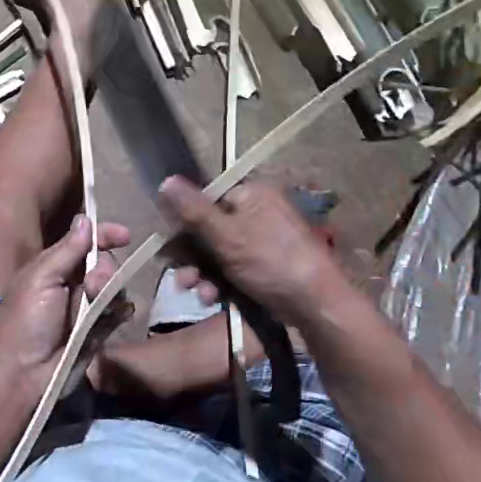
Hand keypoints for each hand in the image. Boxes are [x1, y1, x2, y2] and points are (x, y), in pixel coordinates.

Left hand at [0, 215, 129, 395]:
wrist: (25, 375)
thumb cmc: (25, 323)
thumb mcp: (40, 279)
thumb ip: (66, 250)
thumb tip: (85, 219)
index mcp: (52, 268)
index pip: (84, 241)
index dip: (104, 235)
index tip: (125, 235)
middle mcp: (71, 283)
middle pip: (104, 262)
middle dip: (105, 270)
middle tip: (93, 286)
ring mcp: (86, 307)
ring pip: (115, 286)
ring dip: (110, 292)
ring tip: (97, 309)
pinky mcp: (98, 328)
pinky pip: (120, 311)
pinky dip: (120, 312)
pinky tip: (115, 317)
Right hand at [156, 177, 346, 324]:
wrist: (314, 301)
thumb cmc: (271, 261)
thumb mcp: (227, 235)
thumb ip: (194, 210)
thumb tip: (166, 179)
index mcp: (252, 194)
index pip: (207, 197)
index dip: (184, 221)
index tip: (169, 245)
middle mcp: (257, 212)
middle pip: (210, 228)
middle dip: (192, 256)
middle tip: (183, 278)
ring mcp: (262, 240)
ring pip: (219, 252)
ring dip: (203, 273)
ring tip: (199, 292)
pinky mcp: (265, 265)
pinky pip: (234, 268)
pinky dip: (221, 282)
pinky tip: (214, 299)